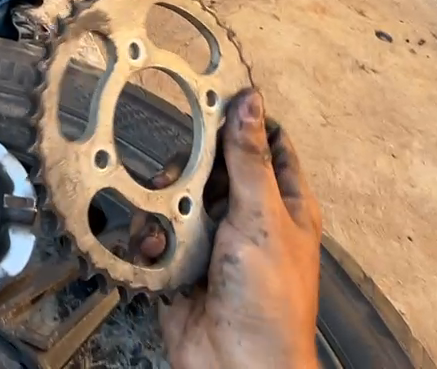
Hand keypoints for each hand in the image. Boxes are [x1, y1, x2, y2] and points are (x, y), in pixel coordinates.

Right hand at [160, 90, 322, 368]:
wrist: (235, 368)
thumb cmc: (266, 295)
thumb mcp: (261, 218)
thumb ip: (248, 158)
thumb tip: (250, 98)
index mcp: (283, 203)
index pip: (267, 143)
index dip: (245, 118)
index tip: (212, 95)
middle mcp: (248, 214)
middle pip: (212, 164)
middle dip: (190, 167)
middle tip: (180, 176)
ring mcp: (213, 237)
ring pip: (179, 193)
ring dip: (167, 204)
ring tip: (166, 220)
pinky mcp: (181, 258)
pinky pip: (157, 228)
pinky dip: (153, 234)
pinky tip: (157, 247)